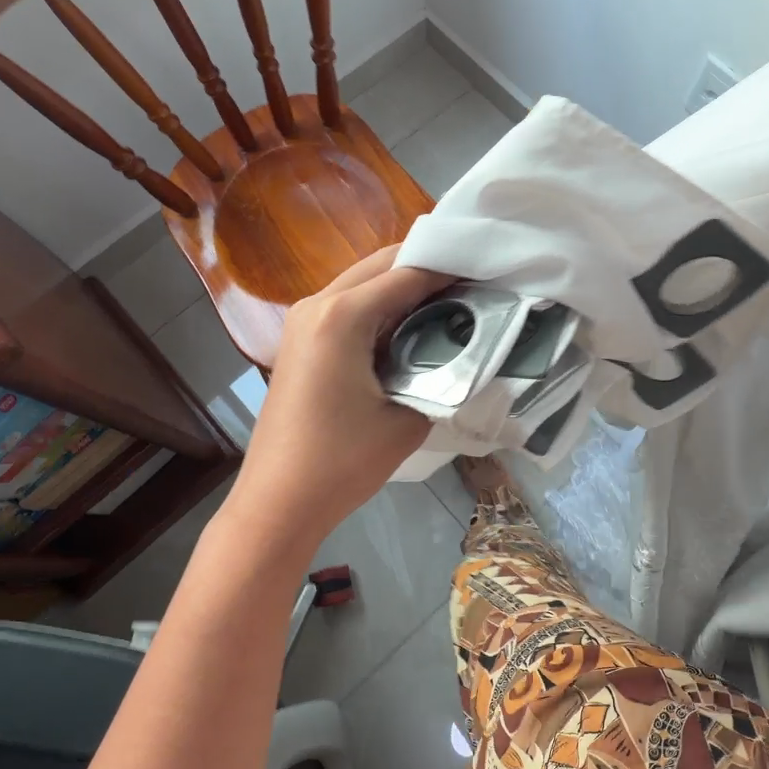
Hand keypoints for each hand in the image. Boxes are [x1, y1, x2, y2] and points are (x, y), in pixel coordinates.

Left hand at [225, 246, 451, 541]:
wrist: (278, 502)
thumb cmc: (341, 463)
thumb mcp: (407, 418)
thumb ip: (439, 375)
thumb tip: (460, 353)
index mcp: (342, 316)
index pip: (408, 274)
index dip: (452, 269)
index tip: (490, 271)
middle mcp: (317, 304)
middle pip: (380, 265)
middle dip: (427, 267)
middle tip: (472, 282)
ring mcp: (302, 320)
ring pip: (361, 281)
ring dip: (402, 284)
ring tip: (449, 301)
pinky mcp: (298, 339)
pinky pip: (346, 304)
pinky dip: (379, 305)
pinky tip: (410, 326)